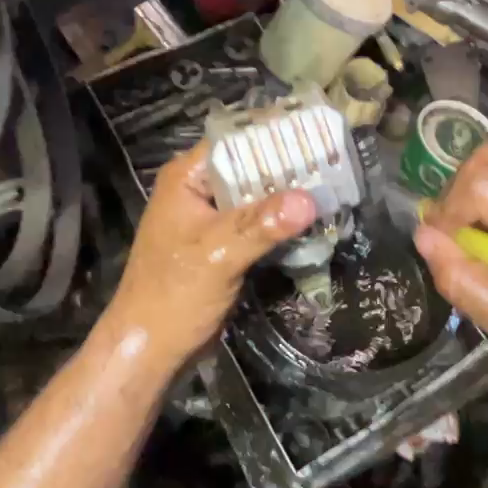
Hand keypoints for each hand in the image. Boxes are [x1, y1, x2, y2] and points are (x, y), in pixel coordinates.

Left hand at [107, 143, 315, 362]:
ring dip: (289, 197)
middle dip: (289, 168)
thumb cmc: (173, 297)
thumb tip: (309, 199)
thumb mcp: (218, 255)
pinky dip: (281, 223)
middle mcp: (199, 190)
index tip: (316, 135)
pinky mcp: (224, 245)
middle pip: (251, 167)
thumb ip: (261, 225)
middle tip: (336, 163)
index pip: (235, 142)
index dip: (274, 136)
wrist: (150, 352)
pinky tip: (315, 221)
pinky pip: (258, 223)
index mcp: (186, 178)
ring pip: (257, 197)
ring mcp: (211, 219)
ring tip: (334, 188)